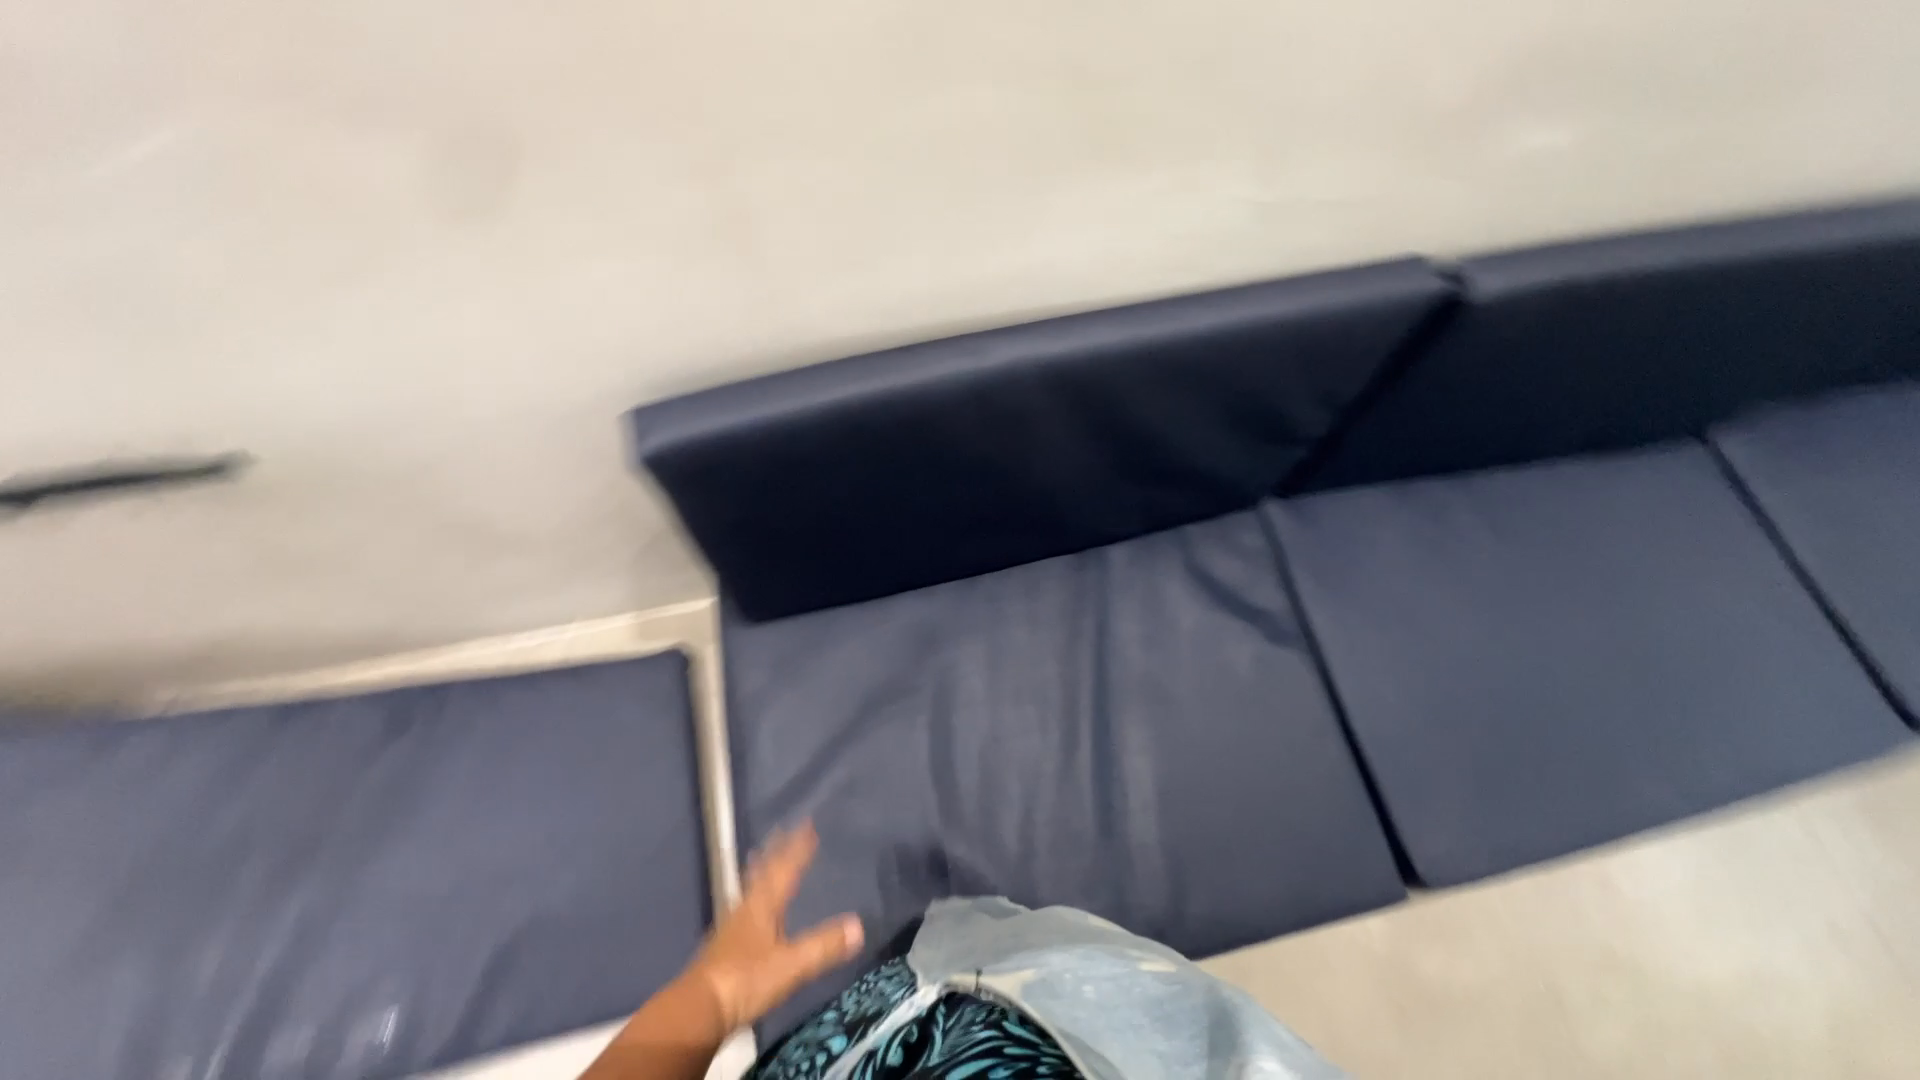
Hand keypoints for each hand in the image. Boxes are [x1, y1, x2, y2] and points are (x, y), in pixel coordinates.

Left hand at [681, 822, 864, 1034]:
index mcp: (762, 906)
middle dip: (775, 851)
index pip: (784, 869)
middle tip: (782, 830)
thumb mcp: (790, 965)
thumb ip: (823, 946)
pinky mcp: (725, 948)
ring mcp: (732, 928)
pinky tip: (752, 908)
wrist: (697, 1012)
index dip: (797, 848)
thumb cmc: (745, 981)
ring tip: (762, 857)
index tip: (807, 824)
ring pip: (750, 889)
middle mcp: (745, 909)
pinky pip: (745, 908)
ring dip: (760, 870)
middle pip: (762, 873)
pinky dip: (753, 896)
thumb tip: (858, 925)